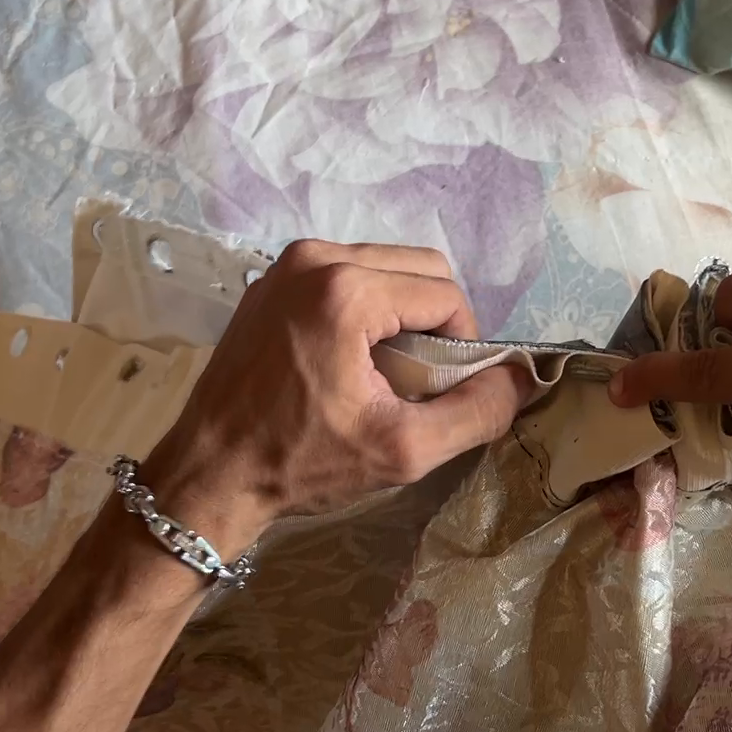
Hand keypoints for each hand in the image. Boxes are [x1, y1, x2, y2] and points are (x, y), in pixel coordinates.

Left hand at [138, 240, 532, 553]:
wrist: (208, 474)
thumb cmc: (303, 463)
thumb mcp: (405, 450)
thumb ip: (477, 411)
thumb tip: (523, 378)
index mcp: (347, 290)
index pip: (447, 296)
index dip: (462, 346)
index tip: (436, 392)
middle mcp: (316, 256)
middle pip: (422, 269)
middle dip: (437, 323)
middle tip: (417, 379)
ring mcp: (288, 262)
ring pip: (390, 266)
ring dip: (407, 313)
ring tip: (385, 369)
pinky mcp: (274, 277)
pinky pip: (352, 272)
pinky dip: (372, 306)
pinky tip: (353, 355)